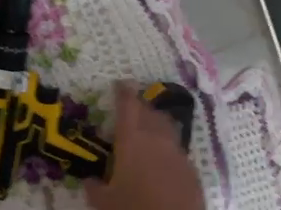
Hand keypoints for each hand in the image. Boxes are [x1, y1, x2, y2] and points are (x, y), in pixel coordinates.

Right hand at [85, 82, 205, 209]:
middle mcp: (155, 137)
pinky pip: (177, 148)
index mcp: (132, 139)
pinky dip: (168, 147)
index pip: (127, 103)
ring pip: (165, 125)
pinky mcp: (191, 168)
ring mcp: (177, 151)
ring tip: (147, 130)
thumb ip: (95, 188)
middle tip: (130, 111)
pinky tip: (162, 161)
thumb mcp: (105, 203)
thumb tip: (89, 180)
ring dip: (155, 122)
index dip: (122, 91)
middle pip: (148, 110)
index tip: (118, 83)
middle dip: (139, 107)